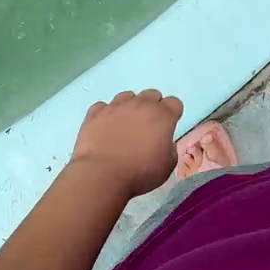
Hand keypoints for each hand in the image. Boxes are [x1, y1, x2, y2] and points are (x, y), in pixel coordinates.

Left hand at [68, 89, 183, 197]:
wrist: (102, 175)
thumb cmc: (140, 173)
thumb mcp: (167, 166)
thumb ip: (170, 148)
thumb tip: (163, 143)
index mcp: (162, 116)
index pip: (174, 103)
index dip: (172, 114)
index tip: (167, 128)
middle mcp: (140, 104)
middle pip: (152, 94)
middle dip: (152, 107)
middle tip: (147, 127)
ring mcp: (116, 106)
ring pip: (127, 96)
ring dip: (130, 107)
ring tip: (125, 125)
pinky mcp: (95, 113)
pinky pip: (103, 106)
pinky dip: (106, 114)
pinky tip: (105, 127)